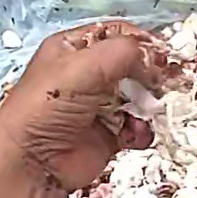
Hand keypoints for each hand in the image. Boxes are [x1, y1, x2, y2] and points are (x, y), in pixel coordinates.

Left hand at [0, 20, 170, 190]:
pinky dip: (141, 131)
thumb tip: (157, 59)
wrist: (33, 163)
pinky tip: (133, 135)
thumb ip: (125, 53)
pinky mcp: (109, 134)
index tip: (162, 55)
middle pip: (133, 66)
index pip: (117, 34)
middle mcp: (88, 74)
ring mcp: (100, 105)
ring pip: (139, 97)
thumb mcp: (83, 67)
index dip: (141, 42)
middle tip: (163, 85)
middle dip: (150, 75)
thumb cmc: (49, 106)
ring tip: (148, 112)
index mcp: (74, 49)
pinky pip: (137, 126)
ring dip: (148, 105)